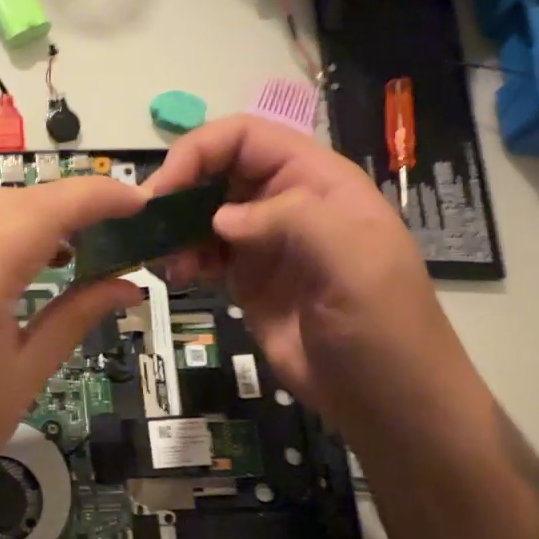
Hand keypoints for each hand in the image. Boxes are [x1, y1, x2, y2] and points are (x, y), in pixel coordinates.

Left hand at [0, 177, 147, 508]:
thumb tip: (129, 285)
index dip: (95, 198)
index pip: (43, 213)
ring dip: (40, 210)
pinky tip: (36, 252)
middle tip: (122, 222)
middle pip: (16, 201)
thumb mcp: (26, 374)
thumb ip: (77, 316)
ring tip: (86, 239)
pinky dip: (7, 226)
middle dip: (73, 201)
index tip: (138, 202)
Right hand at [145, 116, 478, 438]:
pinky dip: (182, 259)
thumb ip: (292, 220)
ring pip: (204, 213)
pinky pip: (204, 254)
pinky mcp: (248, 282)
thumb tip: (220, 218)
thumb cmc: (384, 328)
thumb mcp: (354, 263)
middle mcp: (287, 204)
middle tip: (149, 227)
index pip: (248, 137)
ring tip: (168, 263)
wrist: (389, 401)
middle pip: (218, 170)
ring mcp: (265, 244)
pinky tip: (179, 278)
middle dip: (179, 190)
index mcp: (319, 183)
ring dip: (176, 229)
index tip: (164, 190)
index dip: (201, 150)